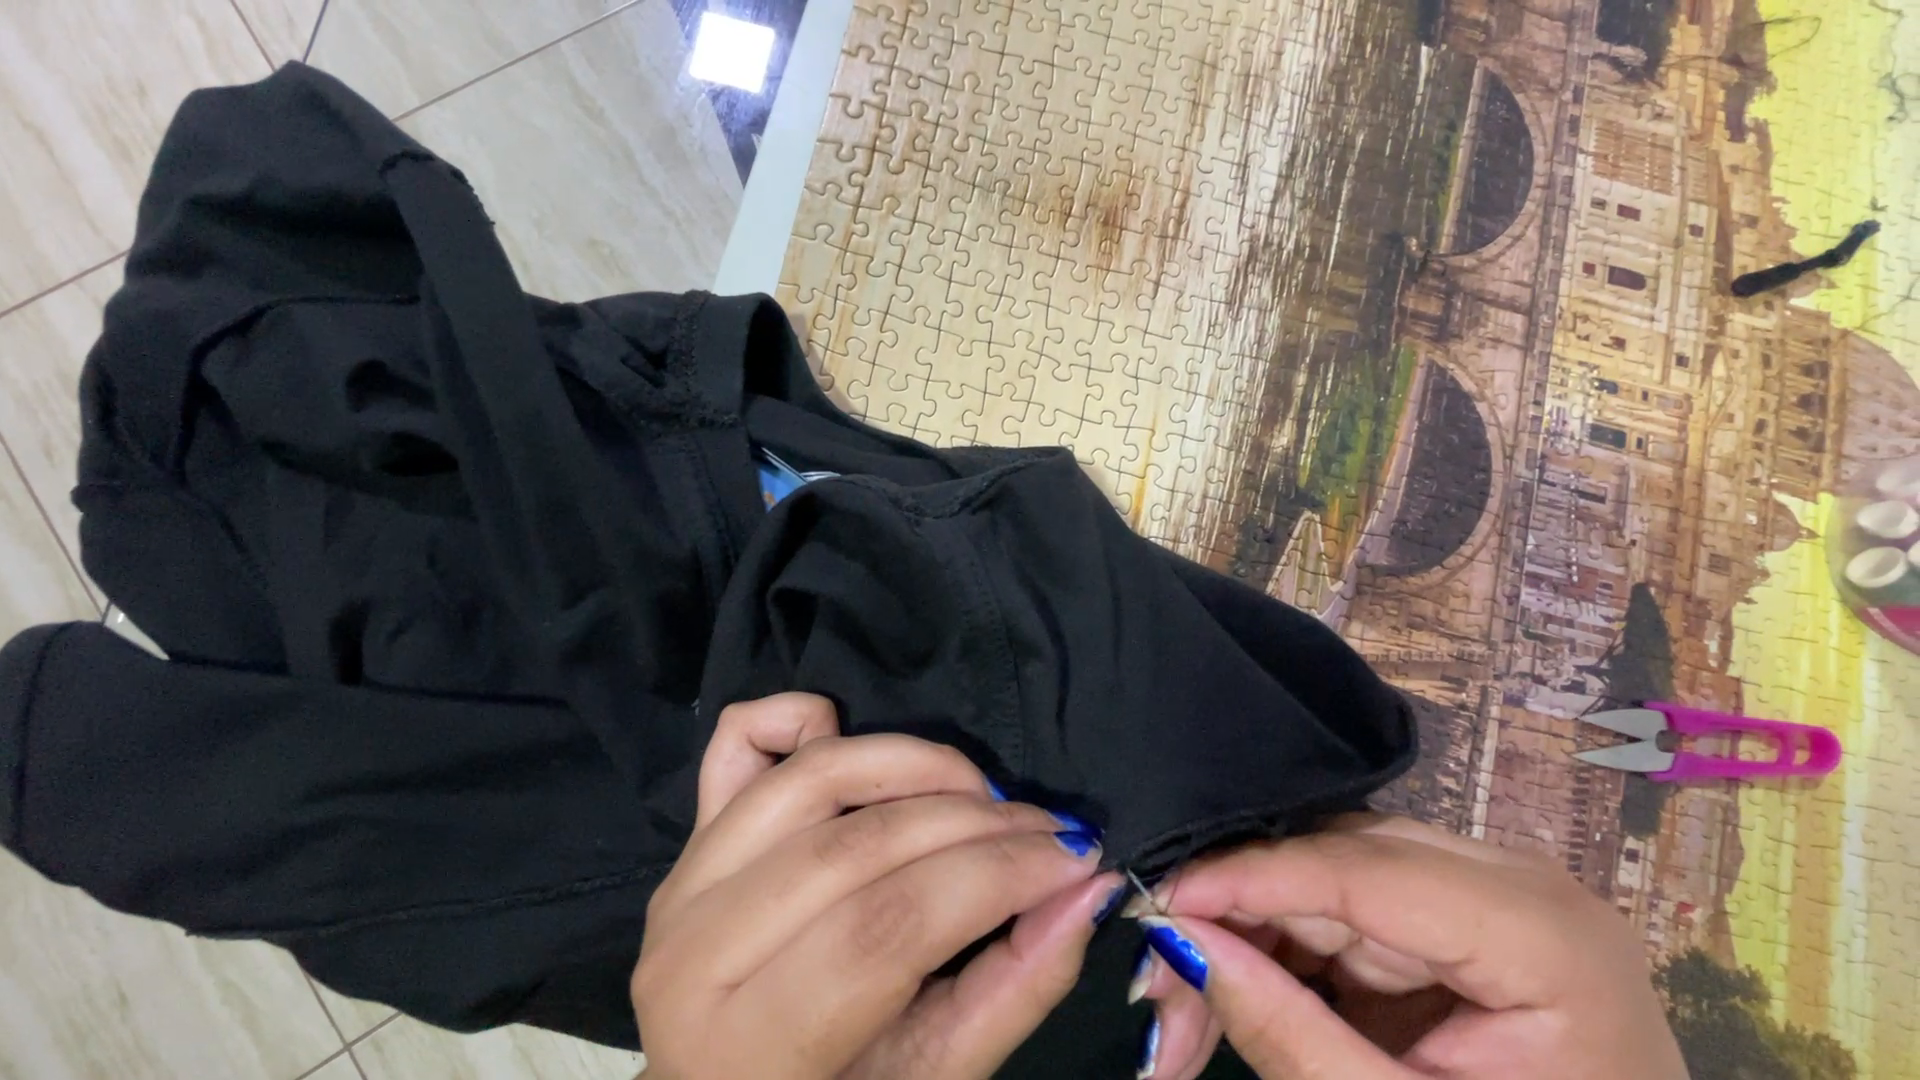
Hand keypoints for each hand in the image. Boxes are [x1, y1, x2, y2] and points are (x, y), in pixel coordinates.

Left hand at [631, 693, 1118, 1079]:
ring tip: (979, 791)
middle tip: (1048, 830)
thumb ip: (1014, 987)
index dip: (995, 876)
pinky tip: (850, 724)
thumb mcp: (933, 1072)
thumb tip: (1087, 891)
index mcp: (752, 1042)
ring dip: (912, 763)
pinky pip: (737, 742)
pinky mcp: (691, 834)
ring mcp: (686, 876)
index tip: (1075, 857)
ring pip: (811, 776)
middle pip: (856, 845)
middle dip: (973, 823)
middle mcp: (699, 947)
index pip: (889, 925)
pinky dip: (798, 714)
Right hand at [1128, 815, 1685, 1079]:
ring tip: (1182, 1001)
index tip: (1156, 898)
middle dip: (1240, 913)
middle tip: (1155, 971)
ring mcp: (1484, 895)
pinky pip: (1342, 909)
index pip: (1360, 870)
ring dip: (1251, 931)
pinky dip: (1283, 946)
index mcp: (1540, 934)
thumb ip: (1287, 1033)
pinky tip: (1236, 984)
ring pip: (1325, 882)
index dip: (1248, 877)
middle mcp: (1513, 885)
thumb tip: (1176, 939)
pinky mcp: (1452, 919)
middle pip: (1335, 865)